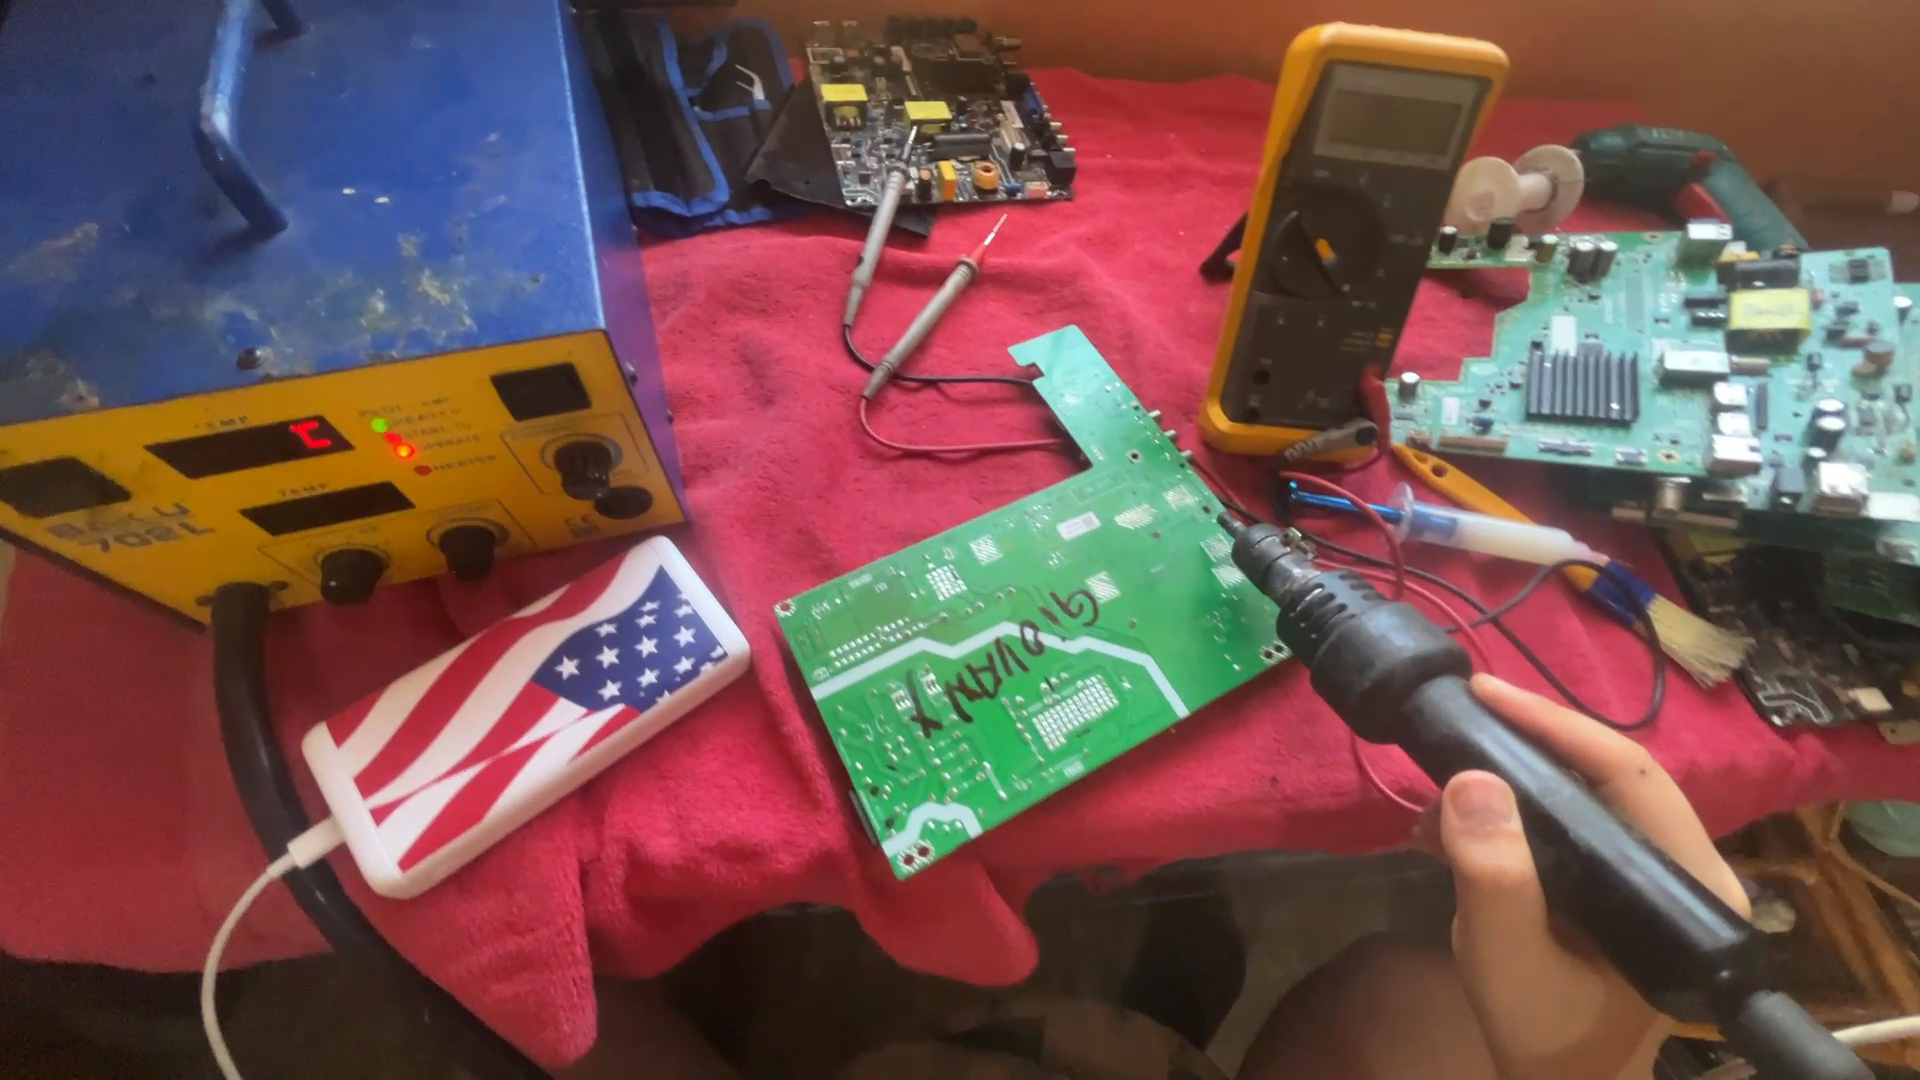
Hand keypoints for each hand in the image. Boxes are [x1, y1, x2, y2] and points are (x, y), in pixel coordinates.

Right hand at [1430, 674, 1750, 1079]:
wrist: (1552, 1076)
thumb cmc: (1543, 1023)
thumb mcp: (1506, 951)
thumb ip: (1495, 873)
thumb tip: (1471, 777)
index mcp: (1685, 884)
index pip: (1629, 774)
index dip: (1556, 724)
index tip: (1484, 692)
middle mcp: (1673, 868)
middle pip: (1601, 773)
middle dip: (1523, 738)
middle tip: (1459, 712)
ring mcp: (1636, 875)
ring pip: (1571, 791)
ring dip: (1499, 778)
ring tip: (1434, 783)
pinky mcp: (1600, 881)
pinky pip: (1549, 819)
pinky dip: (1492, 810)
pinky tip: (1441, 826)